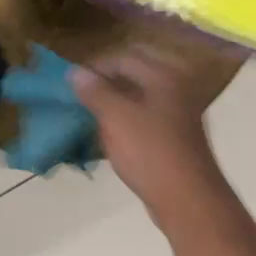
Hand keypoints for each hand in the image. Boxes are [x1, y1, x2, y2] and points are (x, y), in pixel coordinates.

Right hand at [69, 22, 245, 222]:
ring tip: (88, 121)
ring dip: (111, 108)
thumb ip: (95, 92)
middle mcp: (173, 90)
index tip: (71, 85)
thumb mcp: (116, 118)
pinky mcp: (172, 138)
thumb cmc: (149, 152)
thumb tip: (74, 71)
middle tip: (77, 102)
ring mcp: (175, 115)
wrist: (185, 195)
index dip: (95, 68)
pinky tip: (107, 140)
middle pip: (132, 79)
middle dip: (103, 88)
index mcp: (162, 78)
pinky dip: (122, 125)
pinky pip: (142, 122)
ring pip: (136, 102)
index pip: (123, 59)